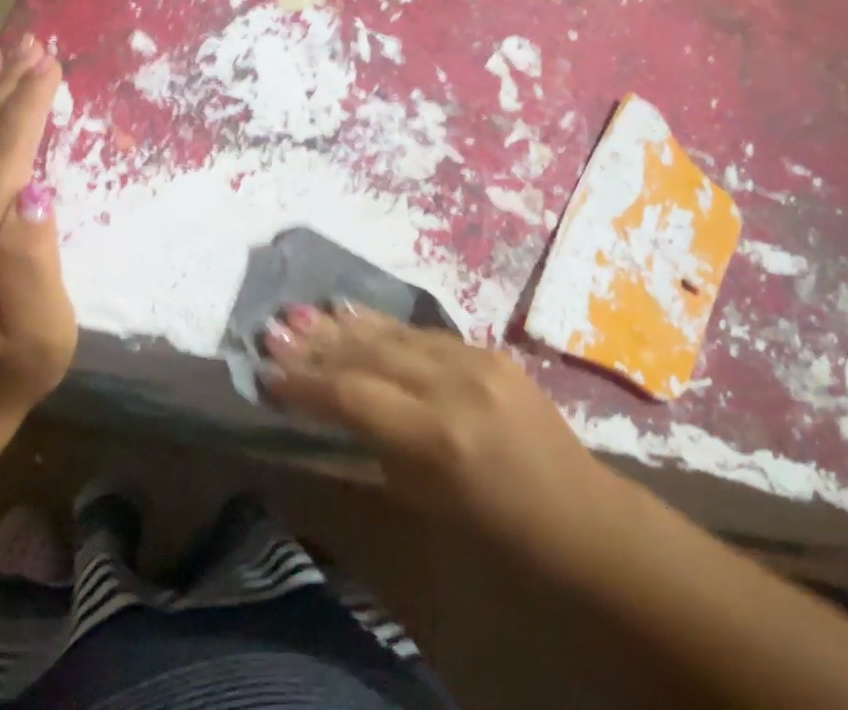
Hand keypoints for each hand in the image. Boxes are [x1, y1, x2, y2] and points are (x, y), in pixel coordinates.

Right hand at [264, 304, 632, 561]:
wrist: (582, 521)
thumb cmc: (493, 533)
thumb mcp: (416, 499)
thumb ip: (364, 447)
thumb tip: (317, 410)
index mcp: (434, 436)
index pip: (350, 394)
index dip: (302, 381)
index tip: (265, 372)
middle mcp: (454, 387)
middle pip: (368, 354)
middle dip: (315, 344)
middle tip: (270, 330)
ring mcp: (478, 363)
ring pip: (394, 335)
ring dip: (342, 326)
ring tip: (299, 314)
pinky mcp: (491, 354)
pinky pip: (422, 334)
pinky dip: (382, 326)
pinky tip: (353, 315)